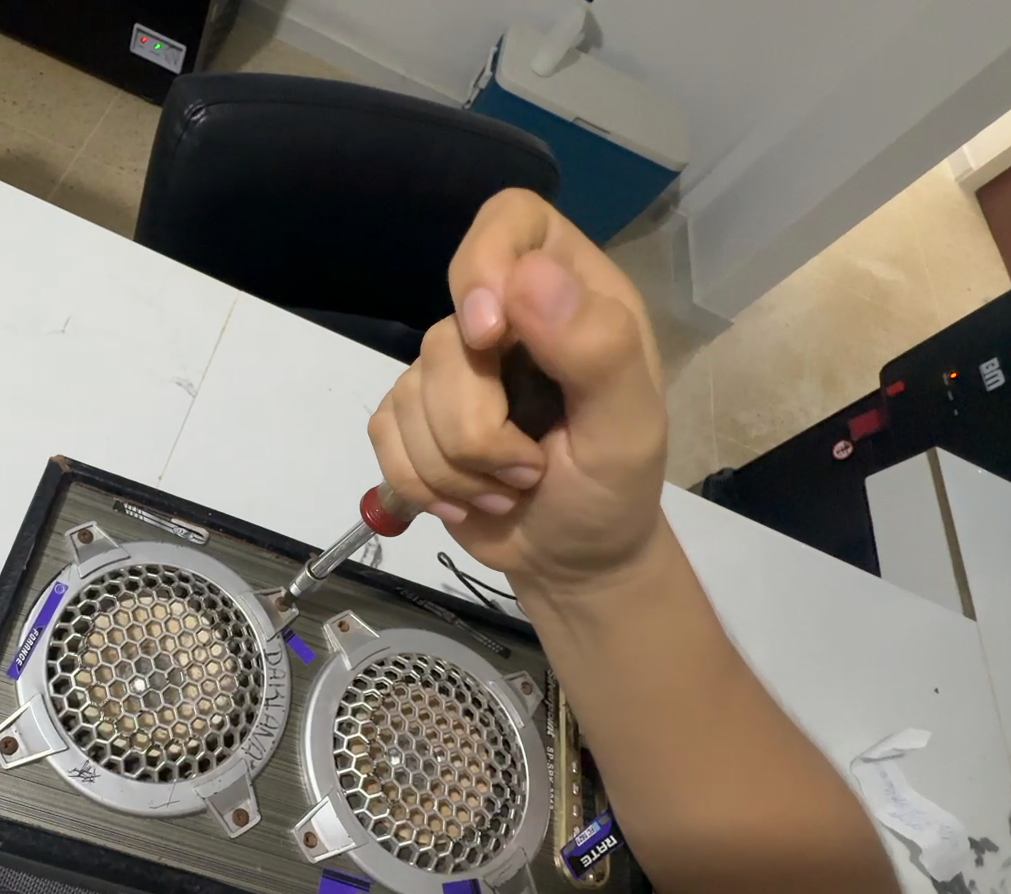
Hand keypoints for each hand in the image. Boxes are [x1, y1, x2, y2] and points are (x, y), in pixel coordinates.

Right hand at [367, 189, 667, 595]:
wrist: (566, 556)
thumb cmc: (611, 491)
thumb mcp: (628, 430)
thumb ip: (596, 351)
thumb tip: (525, 279)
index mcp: (567, 296)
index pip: (508, 221)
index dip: (484, 263)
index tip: (488, 336)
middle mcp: (498, 322)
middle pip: (443, 342)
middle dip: (479, 432)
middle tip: (528, 470)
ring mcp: (444, 373)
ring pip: (406, 400)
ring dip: (456, 470)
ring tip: (505, 490)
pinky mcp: (407, 421)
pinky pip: (382, 438)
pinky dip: (422, 485)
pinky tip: (462, 500)